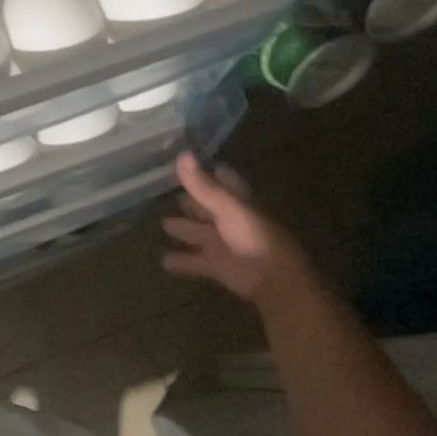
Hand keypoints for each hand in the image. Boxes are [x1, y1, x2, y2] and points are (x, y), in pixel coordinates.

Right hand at [161, 152, 311, 303]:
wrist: (274, 281)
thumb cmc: (254, 238)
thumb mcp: (227, 209)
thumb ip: (203, 186)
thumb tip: (182, 154)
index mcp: (237, 202)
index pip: (223, 180)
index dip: (207, 172)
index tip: (185, 162)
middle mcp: (230, 221)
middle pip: (208, 208)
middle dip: (191, 202)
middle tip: (169, 194)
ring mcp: (224, 245)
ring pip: (199, 234)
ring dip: (183, 230)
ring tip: (163, 224)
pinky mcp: (218, 267)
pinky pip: (196, 262)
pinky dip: (182, 262)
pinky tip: (163, 261)